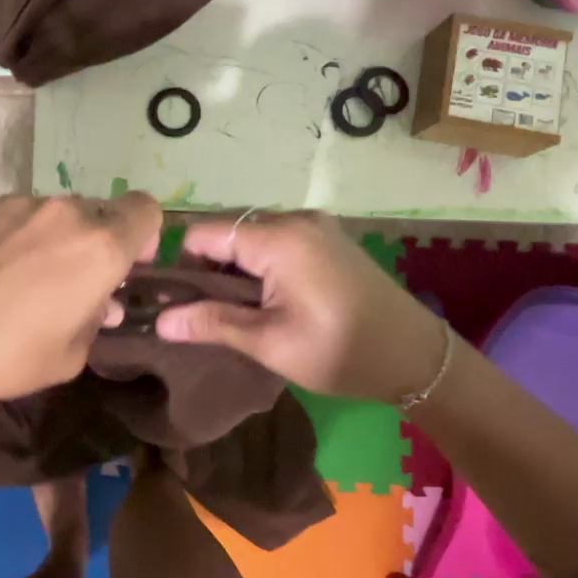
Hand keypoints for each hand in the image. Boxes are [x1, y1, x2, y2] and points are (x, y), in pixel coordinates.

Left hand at [0, 192, 161, 414]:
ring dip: (53, 237)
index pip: (145, 210)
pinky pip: (16, 215)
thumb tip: (99, 302)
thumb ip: (96, 319)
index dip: (141, 234)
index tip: (125, 263)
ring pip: (54, 213)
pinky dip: (15, 235)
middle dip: (95, 240)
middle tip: (72, 279)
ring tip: (23, 277)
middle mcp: (65, 213)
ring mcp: (18, 205)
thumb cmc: (8, 357)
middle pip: (98, 211)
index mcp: (101, 246)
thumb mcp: (72, 355)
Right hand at [154, 212, 445, 402]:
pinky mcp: (326, 239)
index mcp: (279, 238)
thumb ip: (212, 322)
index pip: (204, 233)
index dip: (180, 265)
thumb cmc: (340, 352)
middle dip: (204, 266)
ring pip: (248, 235)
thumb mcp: (270, 342)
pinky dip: (256, 264)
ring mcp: (314, 227)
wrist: (418, 358)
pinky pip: (273, 240)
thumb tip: (158, 321)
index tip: (169, 301)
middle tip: (195, 311)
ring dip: (230, 267)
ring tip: (226, 309)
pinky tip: (259, 299)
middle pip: (225, 230)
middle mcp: (295, 219)